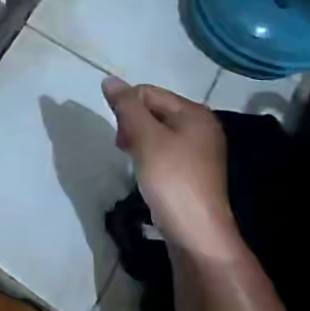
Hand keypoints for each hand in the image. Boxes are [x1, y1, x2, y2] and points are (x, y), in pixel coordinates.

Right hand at [102, 77, 243, 261]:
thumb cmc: (171, 178)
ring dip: (137, 139)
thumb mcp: (145, 138)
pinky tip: (145, 169)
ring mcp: (198, 148)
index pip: (147, 92)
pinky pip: (162, 147)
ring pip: (154, 129)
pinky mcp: (191, 167)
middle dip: (132, 123)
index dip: (127, 109)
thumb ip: (126, 106)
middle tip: (126, 147)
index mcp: (194, 113)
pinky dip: (148, 153)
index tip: (123, 136)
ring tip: (135, 159)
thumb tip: (109, 79)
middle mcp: (201, 125)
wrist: (196, 230)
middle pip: (152, 109)